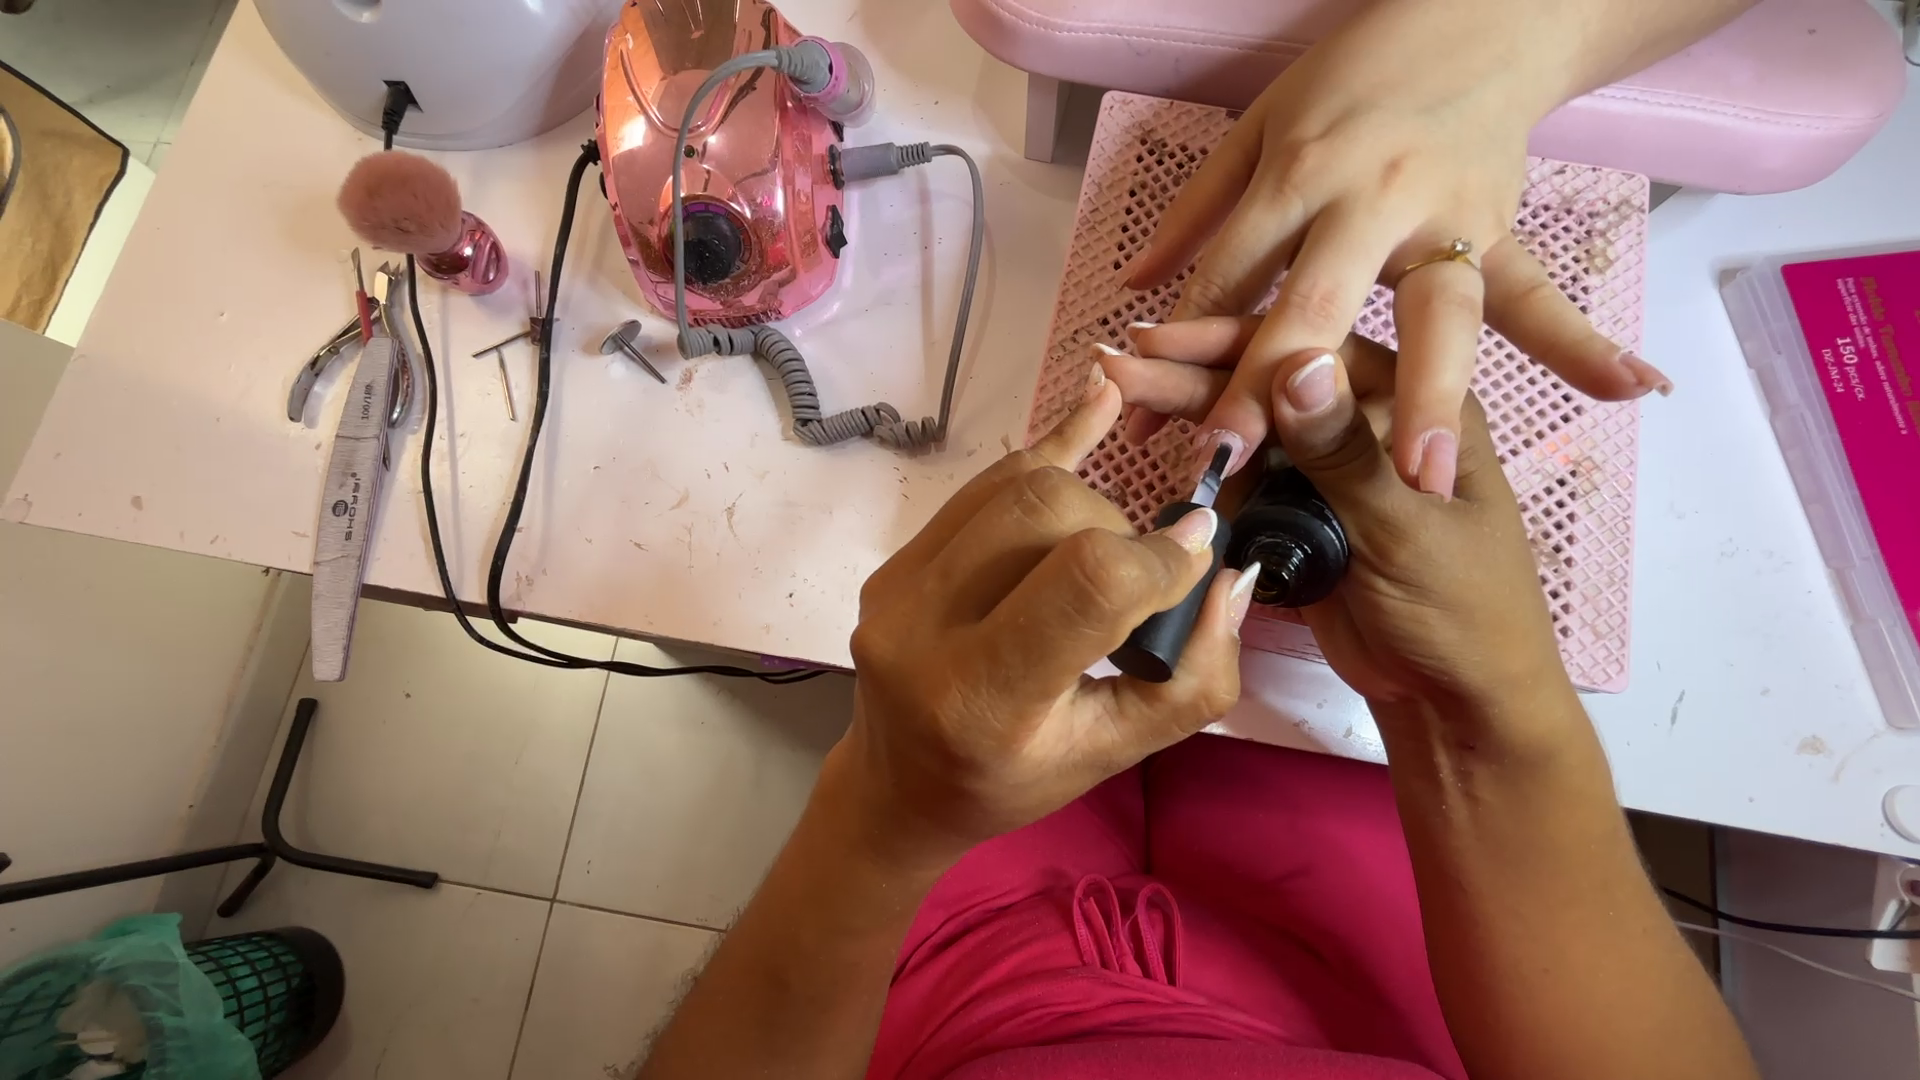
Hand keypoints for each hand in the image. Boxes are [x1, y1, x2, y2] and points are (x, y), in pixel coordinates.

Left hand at [837, 372, 1256, 863]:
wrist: (899, 784)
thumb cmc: (1010, 781)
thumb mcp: (1112, 755)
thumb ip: (1190, 678)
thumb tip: (1226, 574)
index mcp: (981, 698)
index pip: (1086, 582)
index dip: (1158, 558)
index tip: (1194, 556)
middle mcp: (922, 629)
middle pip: (1045, 512)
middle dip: (1117, 527)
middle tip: (1136, 568)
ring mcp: (897, 585)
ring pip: (1014, 484)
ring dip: (1084, 498)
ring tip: (1105, 539)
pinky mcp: (894, 561)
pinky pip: (983, 485)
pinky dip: (1048, 454)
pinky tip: (1098, 403)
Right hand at [1100, 327, 1570, 716]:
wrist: (1447, 696)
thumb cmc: (1459, 611)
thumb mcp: (1406, 530)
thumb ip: (1345, 452)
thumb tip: (1295, 361)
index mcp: (1414, 403)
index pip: (1311, 352)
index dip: (1231, 345)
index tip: (1160, 341)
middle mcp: (1361, 421)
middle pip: (1264, 385)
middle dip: (1187, 374)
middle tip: (1114, 361)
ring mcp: (1322, 467)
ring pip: (1243, 427)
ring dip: (1182, 413)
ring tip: (1117, 392)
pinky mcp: (1293, 509)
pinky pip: (1238, 477)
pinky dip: (1198, 465)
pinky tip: (1151, 441)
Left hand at [1123, 2, 1670, 492]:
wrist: (1479, 9)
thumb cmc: (1346, 81)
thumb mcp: (1253, 133)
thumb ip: (1193, 216)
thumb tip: (1133, 288)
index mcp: (1293, 177)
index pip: (1226, 282)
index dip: (1178, 356)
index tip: (1145, 429)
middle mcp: (1368, 200)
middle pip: (1313, 307)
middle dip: (1272, 390)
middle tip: (1234, 463)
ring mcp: (1447, 216)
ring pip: (1435, 313)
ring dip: (1431, 395)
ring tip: (1422, 478)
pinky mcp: (1506, 225)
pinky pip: (1538, 291)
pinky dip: (1581, 339)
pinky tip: (1634, 392)